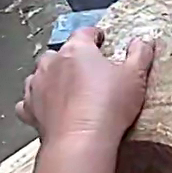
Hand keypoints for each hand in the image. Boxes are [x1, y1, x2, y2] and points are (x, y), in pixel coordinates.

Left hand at [16, 27, 156, 144]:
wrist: (81, 140)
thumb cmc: (110, 104)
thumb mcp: (136, 76)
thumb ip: (140, 54)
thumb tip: (142, 41)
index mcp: (77, 51)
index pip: (84, 33)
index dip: (96, 35)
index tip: (103, 40)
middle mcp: (51, 63)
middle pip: (60, 52)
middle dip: (73, 57)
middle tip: (91, 69)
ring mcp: (36, 86)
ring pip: (41, 73)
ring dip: (54, 76)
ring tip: (71, 88)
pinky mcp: (29, 109)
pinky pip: (29, 99)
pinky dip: (39, 100)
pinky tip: (51, 106)